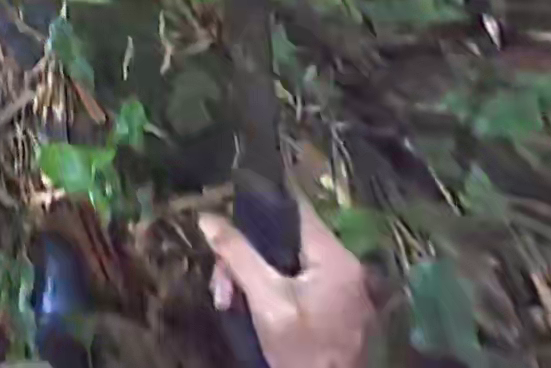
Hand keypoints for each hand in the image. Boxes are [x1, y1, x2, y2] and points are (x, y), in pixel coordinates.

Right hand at [198, 195, 370, 367]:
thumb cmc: (305, 358)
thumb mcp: (266, 303)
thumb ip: (238, 254)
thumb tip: (207, 218)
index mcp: (334, 257)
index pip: (295, 205)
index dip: (261, 198)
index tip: (230, 200)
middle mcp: (344, 265)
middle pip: (283, 236)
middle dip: (245, 251)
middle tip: (221, 280)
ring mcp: (341, 289)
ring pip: (284, 260)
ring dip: (251, 273)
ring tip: (226, 300)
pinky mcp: (335, 309)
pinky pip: (294, 280)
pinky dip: (268, 287)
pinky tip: (245, 306)